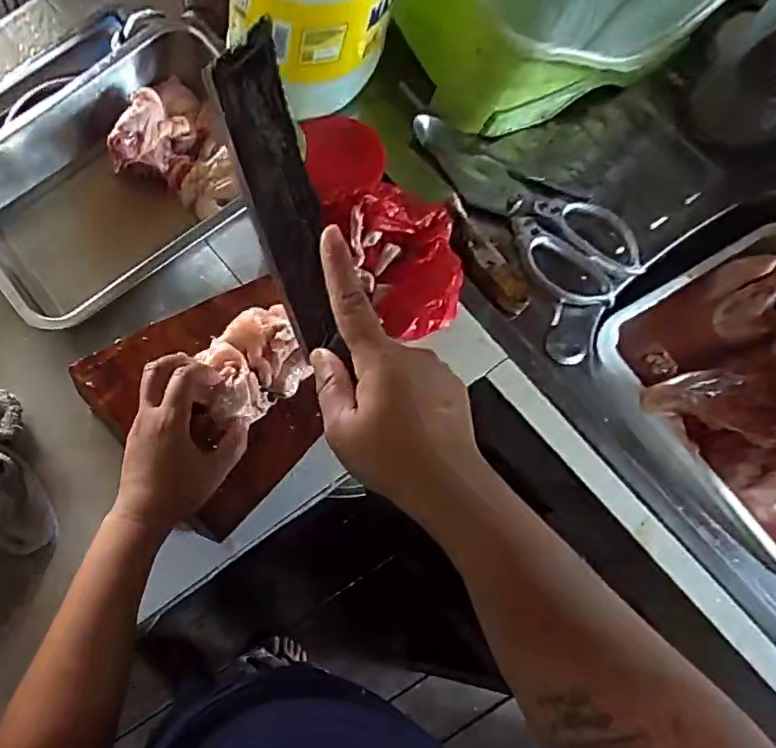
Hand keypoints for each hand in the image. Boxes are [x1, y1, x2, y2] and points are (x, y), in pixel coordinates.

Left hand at [111, 353, 248, 539]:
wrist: (140, 513)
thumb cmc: (178, 493)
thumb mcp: (215, 471)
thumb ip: (233, 444)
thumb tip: (241, 423)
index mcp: (168, 420)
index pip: (184, 375)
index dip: (205, 371)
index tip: (219, 382)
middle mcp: (148, 415)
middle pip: (156, 368)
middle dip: (179, 360)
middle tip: (200, 368)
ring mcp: (137, 424)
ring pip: (149, 385)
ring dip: (171, 379)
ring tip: (195, 394)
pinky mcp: (133, 434)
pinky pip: (148, 403)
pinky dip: (165, 398)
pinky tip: (183, 417)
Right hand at [312, 224, 485, 515]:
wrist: (451, 486)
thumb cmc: (388, 459)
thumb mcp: (340, 429)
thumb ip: (330, 386)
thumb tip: (324, 354)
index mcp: (379, 361)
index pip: (350, 307)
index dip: (337, 270)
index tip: (331, 235)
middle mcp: (412, 354)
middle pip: (370, 354)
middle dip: (356, 379)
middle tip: (354, 424)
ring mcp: (436, 369)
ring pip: (392, 373)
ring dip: (380, 395)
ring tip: (383, 437)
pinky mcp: (451, 387)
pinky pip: (414, 386)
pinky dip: (402, 405)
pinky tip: (405, 436)